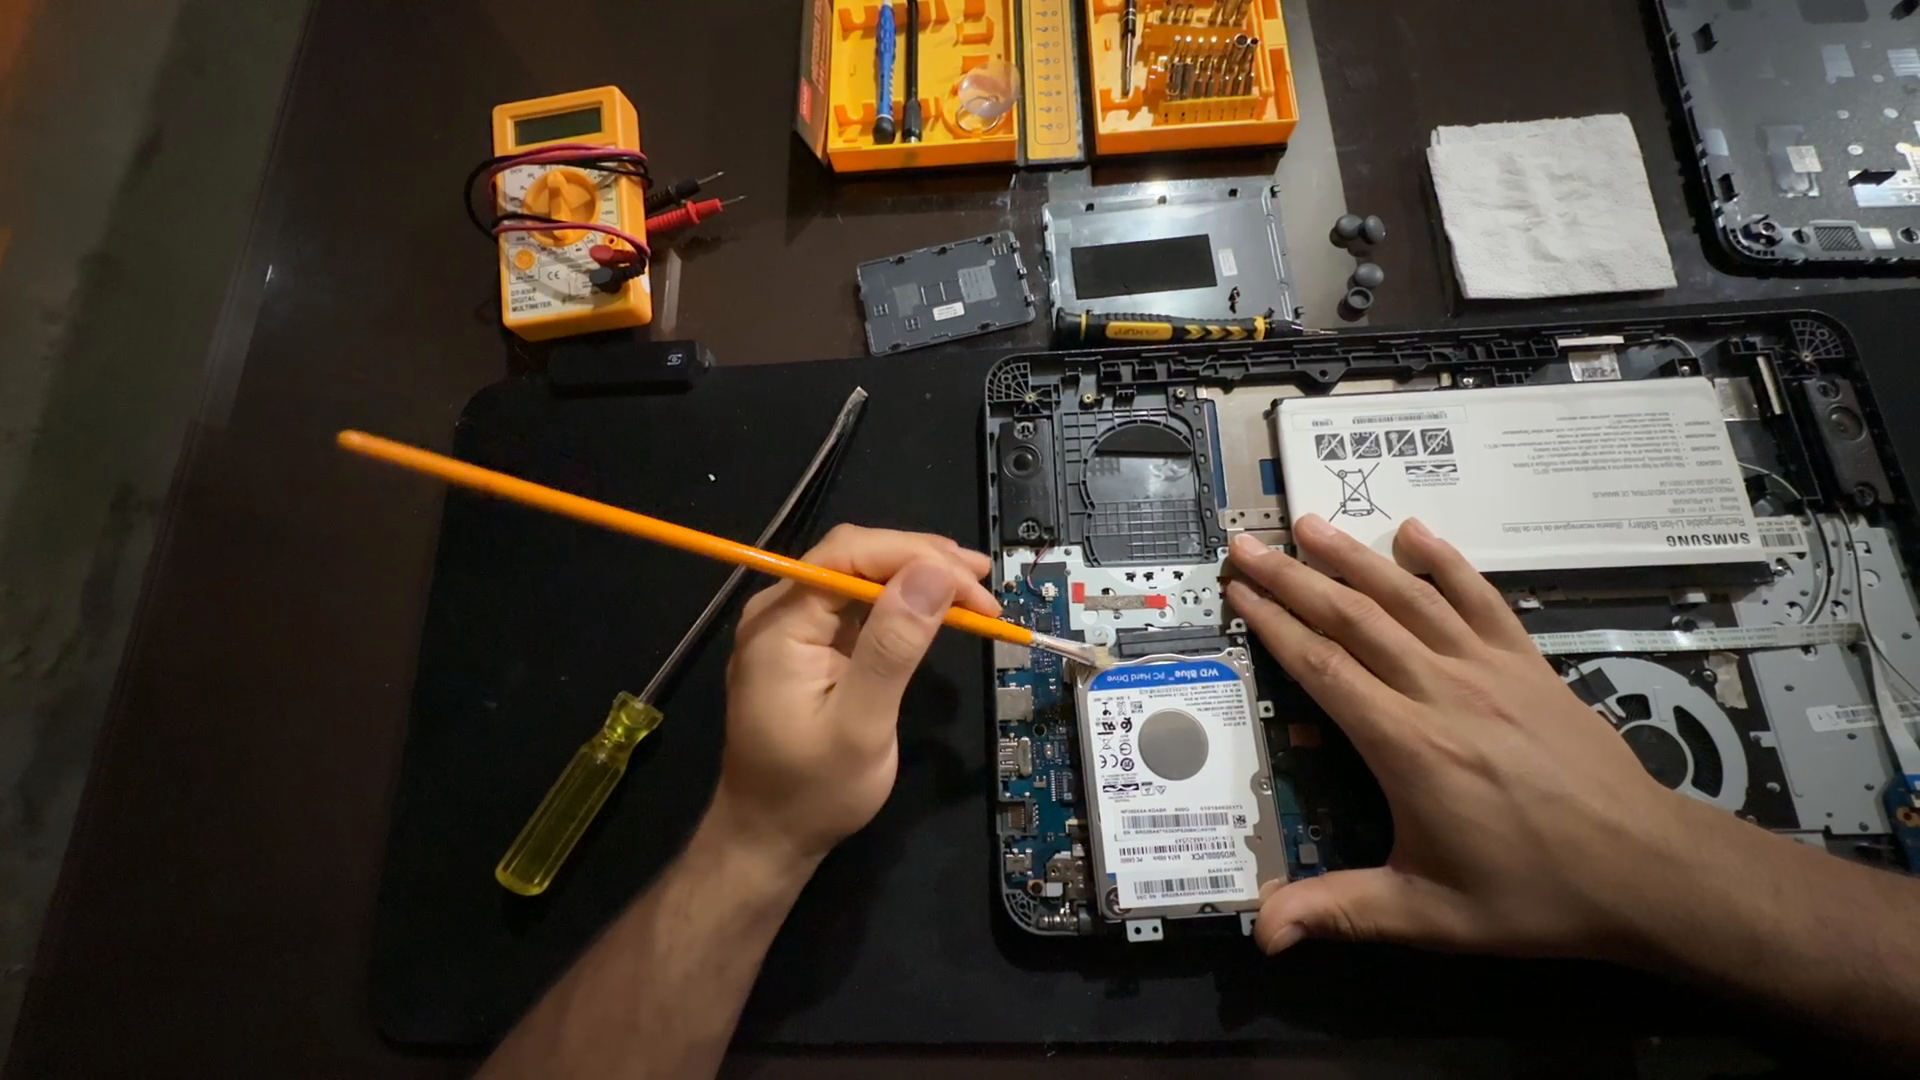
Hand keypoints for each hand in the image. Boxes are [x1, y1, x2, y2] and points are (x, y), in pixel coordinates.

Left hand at [715, 525, 1001, 866]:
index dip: (915, 554)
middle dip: (923, 559)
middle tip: (984, 583)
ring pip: (862, 571)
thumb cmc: (812, 792)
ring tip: (975, 587)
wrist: (770, 834)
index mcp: (780, 622)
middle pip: (856, 554)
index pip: (849, 554)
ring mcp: (795, 622)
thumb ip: (893, 648)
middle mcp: (782, 608)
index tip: (972, 580)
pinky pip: (861, 600)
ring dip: (920, 573)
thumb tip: (934, 574)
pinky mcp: (812, 639)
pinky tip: (939, 604)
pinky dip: (905, 598)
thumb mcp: (860, 726)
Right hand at [1227, 516, 1731, 961]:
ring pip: (1408, 597)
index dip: (1273, 624)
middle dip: (1291, 577)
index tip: (1238, 593)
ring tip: (1307, 526)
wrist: (1656, 876)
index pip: (1323, 666)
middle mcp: (1440, 691)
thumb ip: (1340, 912)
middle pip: (1352, 618)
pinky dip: (1446, 561)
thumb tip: (1262, 932)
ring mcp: (1488, 669)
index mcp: (1407, 744)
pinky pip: (1482, 599)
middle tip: (1246, 546)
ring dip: (1352, 557)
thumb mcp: (1428, 915)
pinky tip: (1414, 531)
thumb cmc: (1532, 893)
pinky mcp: (1526, 663)